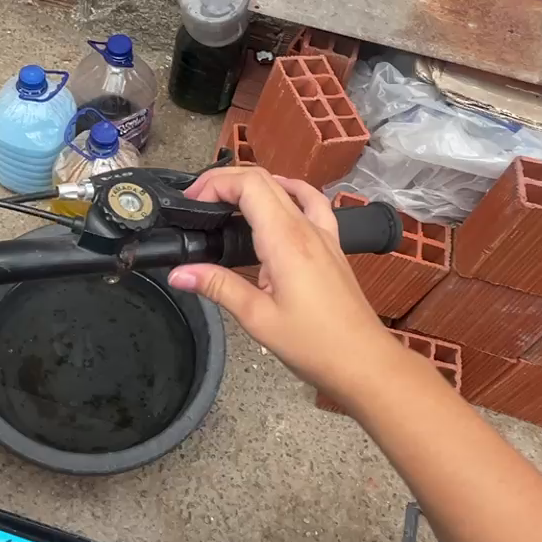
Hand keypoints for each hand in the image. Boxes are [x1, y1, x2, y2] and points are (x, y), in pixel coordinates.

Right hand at [168, 168, 400, 402]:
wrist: (363, 361)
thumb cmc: (314, 344)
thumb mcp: (257, 318)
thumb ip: (218, 287)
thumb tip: (178, 272)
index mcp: (285, 240)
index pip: (249, 185)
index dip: (215, 183)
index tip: (191, 202)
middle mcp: (306, 228)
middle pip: (264, 179)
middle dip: (225, 181)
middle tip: (197, 202)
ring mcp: (322, 234)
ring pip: (286, 188)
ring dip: (252, 185)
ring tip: (226, 201)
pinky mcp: (330, 245)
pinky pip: (311, 203)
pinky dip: (289, 192)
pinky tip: (278, 201)